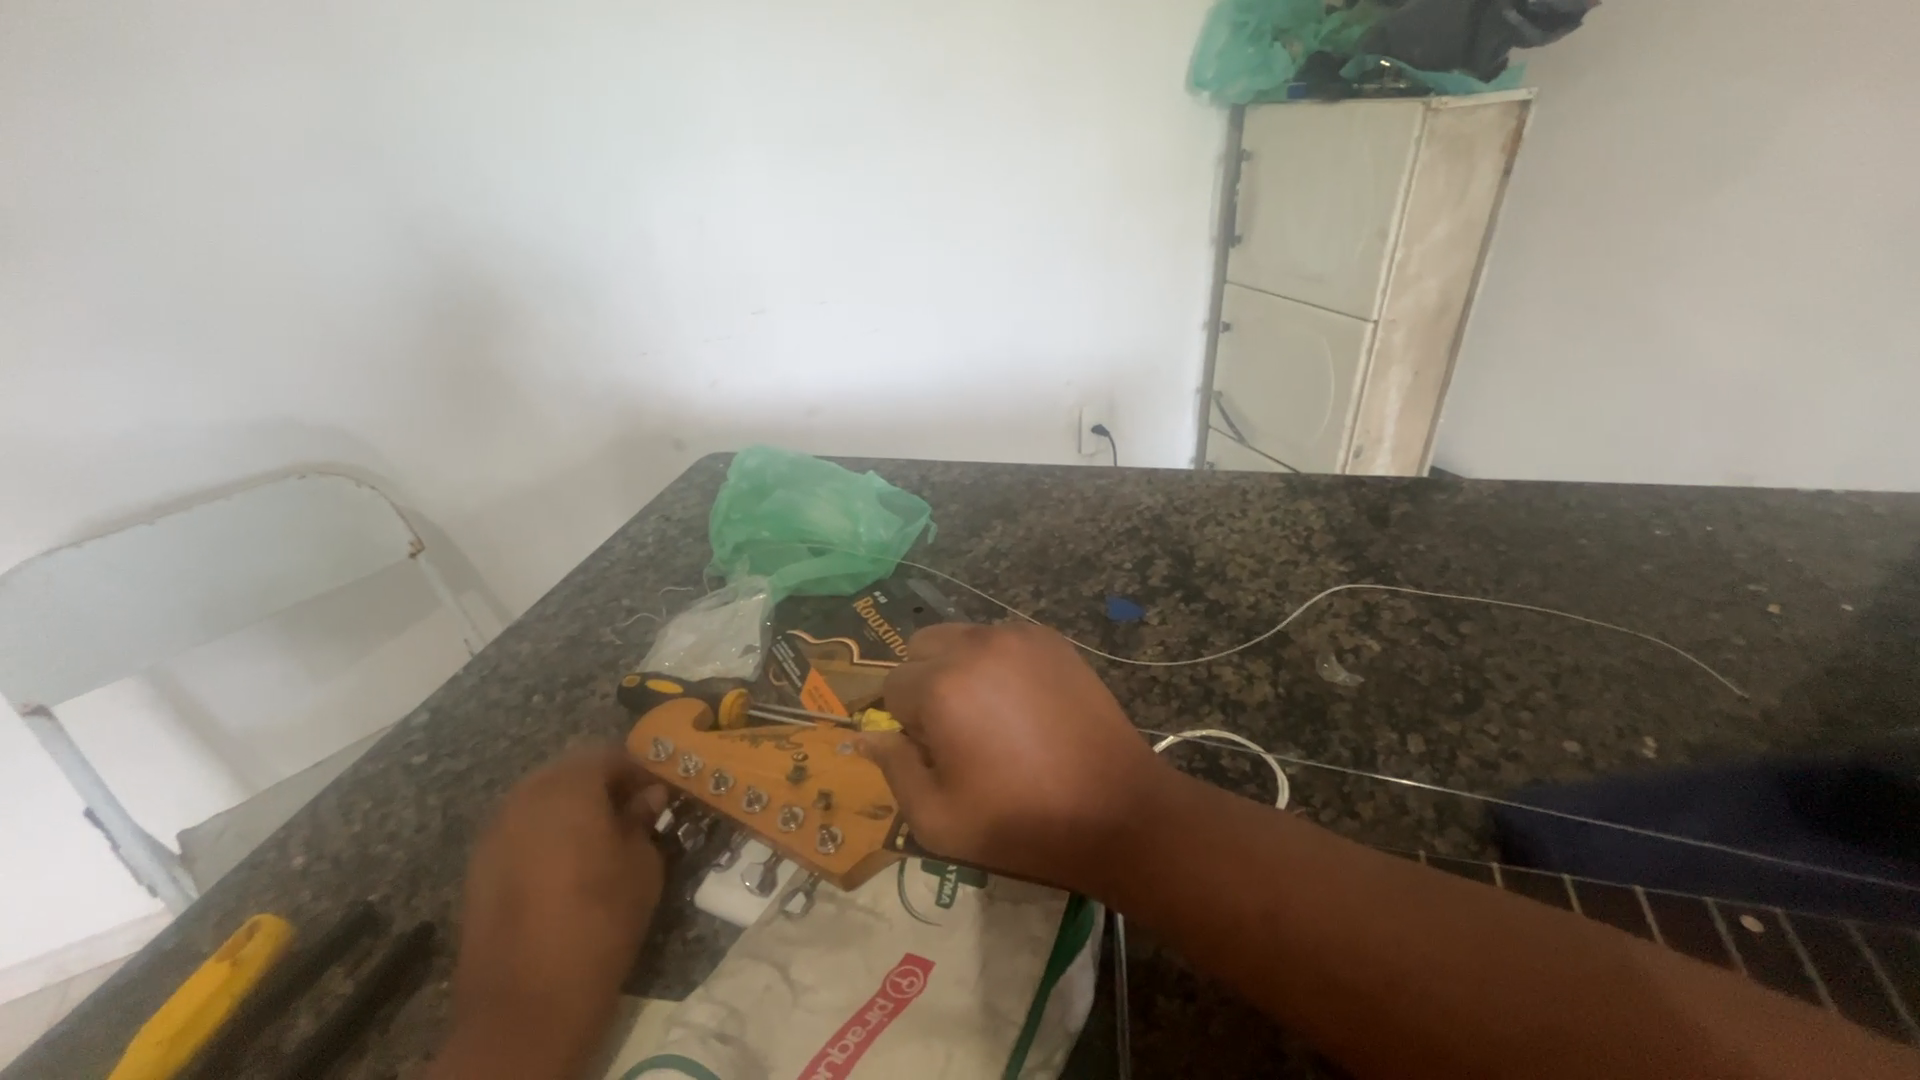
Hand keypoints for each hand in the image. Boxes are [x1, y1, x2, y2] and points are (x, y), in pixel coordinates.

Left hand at [433, 746, 669, 1079]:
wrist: (527, 1001)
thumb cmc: (601, 920)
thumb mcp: (642, 865)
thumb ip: (642, 821)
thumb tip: (647, 797)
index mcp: (568, 788)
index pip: (608, 755)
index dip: (639, 769)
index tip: (660, 793)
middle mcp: (525, 798)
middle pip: (569, 772)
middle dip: (603, 784)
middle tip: (634, 812)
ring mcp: (495, 831)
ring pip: (541, 800)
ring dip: (572, 808)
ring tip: (602, 838)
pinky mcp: (479, 866)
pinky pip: (520, 830)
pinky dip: (546, 834)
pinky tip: (567, 865)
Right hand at [862, 622, 1171, 894]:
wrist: (1116, 811)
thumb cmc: (1021, 823)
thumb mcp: (937, 821)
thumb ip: (894, 770)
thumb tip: (870, 736)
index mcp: (941, 688)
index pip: (891, 688)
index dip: (906, 725)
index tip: (935, 754)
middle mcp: (975, 647)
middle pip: (920, 649)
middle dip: (925, 685)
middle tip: (957, 731)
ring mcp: (1018, 637)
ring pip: (960, 637)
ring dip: (958, 668)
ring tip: (991, 715)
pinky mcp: (1052, 641)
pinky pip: (1000, 638)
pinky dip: (996, 662)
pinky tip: (1022, 703)